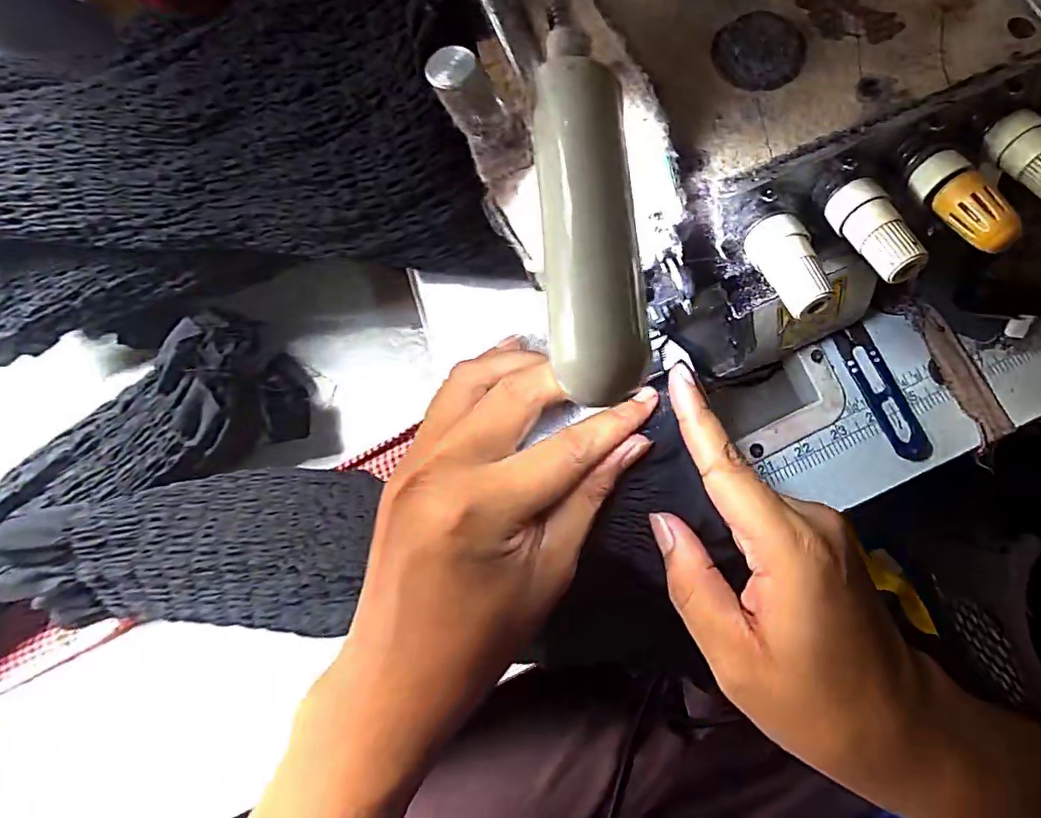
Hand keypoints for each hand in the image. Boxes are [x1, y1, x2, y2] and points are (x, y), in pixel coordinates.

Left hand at [255, 339, 658, 816]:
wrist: (393, 678)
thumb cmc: (479, 640)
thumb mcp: (549, 570)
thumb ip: (590, 495)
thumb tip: (633, 443)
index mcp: (482, 505)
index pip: (566, 444)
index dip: (614, 419)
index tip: (647, 398)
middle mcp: (443, 467)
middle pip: (517, 392)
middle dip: (570, 377)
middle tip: (609, 376)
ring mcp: (415, 459)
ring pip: (473, 378)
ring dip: (521, 362)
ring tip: (564, 365)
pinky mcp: (405, 462)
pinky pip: (446, 398)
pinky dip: (483, 375)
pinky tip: (510, 367)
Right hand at [648, 363, 949, 801]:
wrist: (897, 723)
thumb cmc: (812, 703)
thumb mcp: (735, 658)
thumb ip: (693, 581)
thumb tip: (664, 521)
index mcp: (788, 544)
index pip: (729, 469)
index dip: (698, 418)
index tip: (680, 374)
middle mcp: (813, 518)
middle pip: (740, 484)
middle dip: (701, 486)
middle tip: (675, 526)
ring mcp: (829, 523)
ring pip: (756, 502)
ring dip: (727, 519)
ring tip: (724, 581)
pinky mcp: (833, 534)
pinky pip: (775, 516)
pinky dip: (749, 529)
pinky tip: (746, 575)